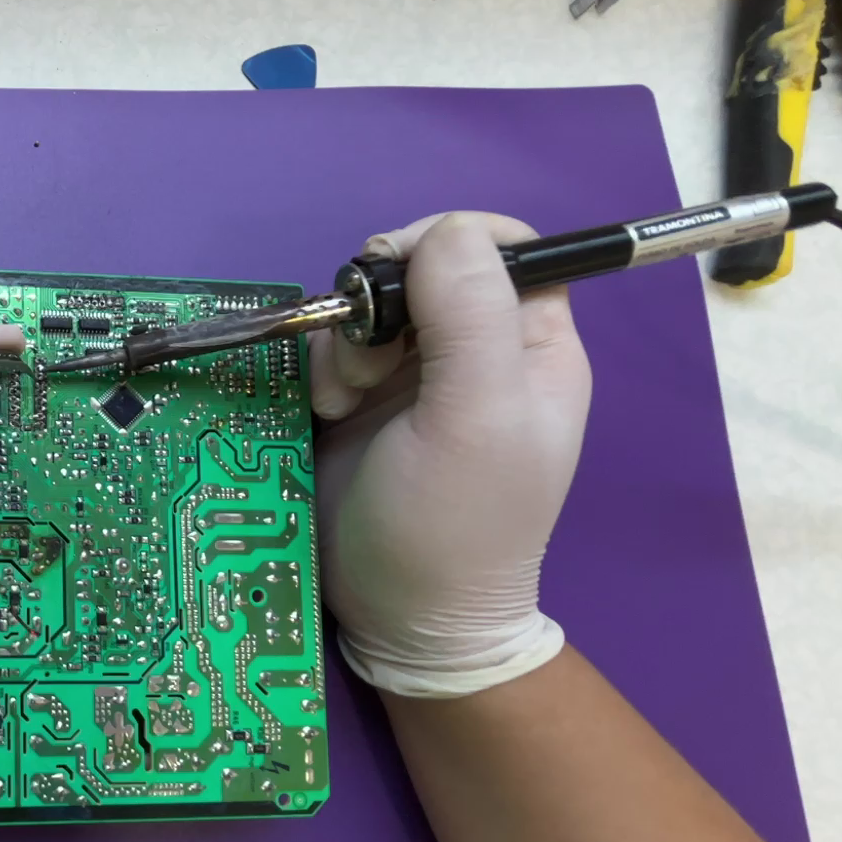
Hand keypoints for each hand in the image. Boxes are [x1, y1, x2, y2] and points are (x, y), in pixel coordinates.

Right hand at [308, 213, 591, 697]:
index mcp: (524, 346)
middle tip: (364, 363)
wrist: (396, 610)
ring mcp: (403, 381)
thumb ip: (469, 318)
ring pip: (361, 315)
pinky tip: (322, 413)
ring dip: (340, 347)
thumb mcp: (475, 418)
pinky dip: (317, 374)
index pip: (501, 249)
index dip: (445, 243)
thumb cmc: (451, 520)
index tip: (390, 272)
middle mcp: (466, 353)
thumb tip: (442, 231)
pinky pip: (327, 356)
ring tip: (340, 403)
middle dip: (377, 306)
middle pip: (417, 276)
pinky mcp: (350, 407)